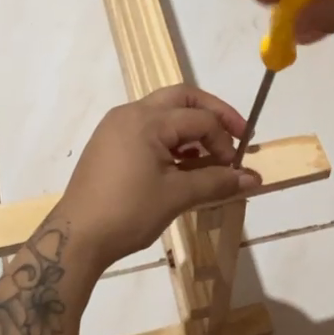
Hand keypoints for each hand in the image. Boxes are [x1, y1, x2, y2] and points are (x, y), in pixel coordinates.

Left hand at [56, 86, 260, 266]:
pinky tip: (183, 165)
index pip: (200, 118)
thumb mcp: (177, 196)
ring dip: (191, 128)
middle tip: (237, 135)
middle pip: (182, 98)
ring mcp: (116, 126)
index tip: (236, 168)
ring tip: (210, 157)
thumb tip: (255, 179)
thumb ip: (218, 182)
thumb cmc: (128, 212)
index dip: (224, 140)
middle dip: (213, 114)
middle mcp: (130, 113)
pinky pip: (148, 128)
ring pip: (164, 112)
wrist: (78, 236)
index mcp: (147, 120)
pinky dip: (171, 139)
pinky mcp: (109, 143)